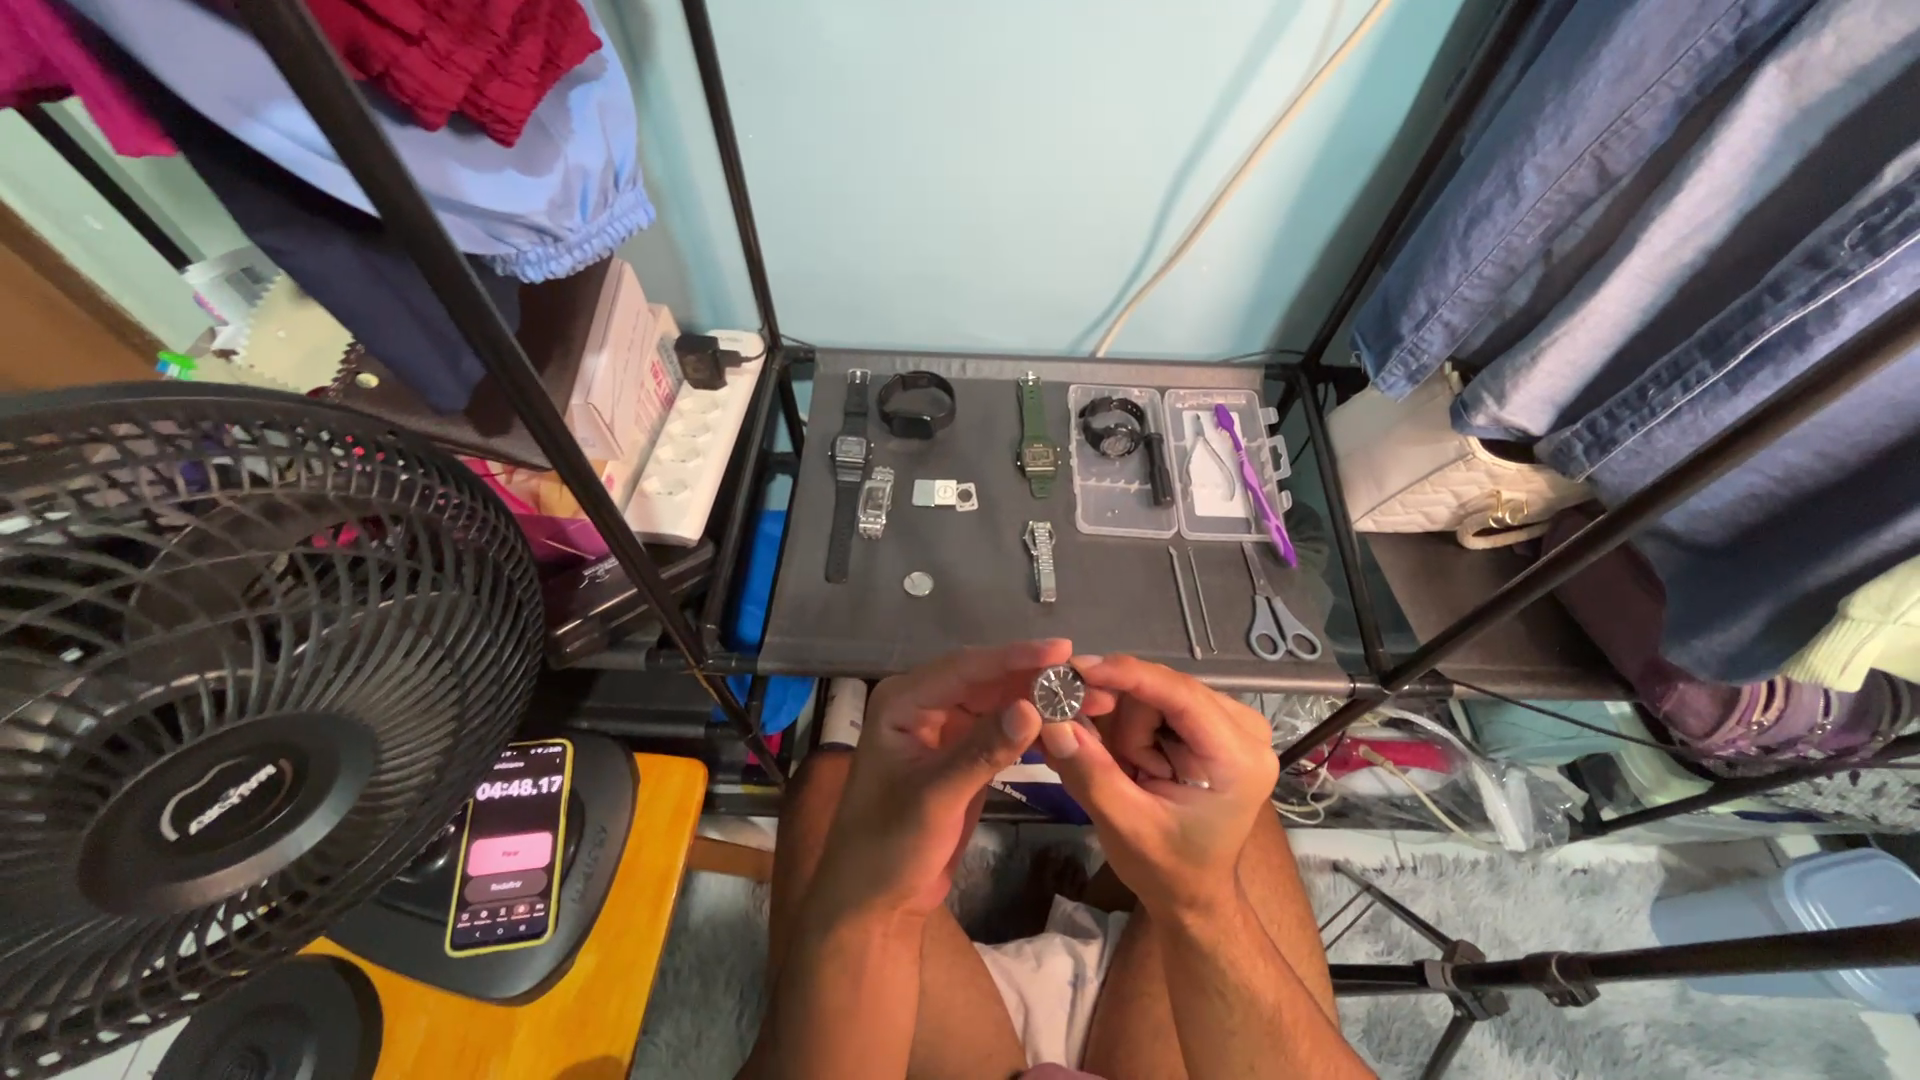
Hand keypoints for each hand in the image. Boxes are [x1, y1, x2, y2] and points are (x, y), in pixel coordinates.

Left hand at [811, 639, 1113, 919]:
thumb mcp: (936, 798)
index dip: (1015, 658)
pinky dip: (1031, 730)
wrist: (873, 898)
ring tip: (1090, 700)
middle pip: (988, 681)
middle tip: (1088, 679)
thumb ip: (982, 752)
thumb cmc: (888, 845)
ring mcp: (945, 729)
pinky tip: (1065, 728)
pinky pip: (1002, 730)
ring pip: (1000, 703)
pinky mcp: (963, 754)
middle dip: (1036, 679)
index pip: (966, 668)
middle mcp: (924, 705)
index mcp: (904, 701)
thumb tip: (1031, 708)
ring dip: (1040, 702)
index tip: (1063, 650)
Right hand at [1037, 655, 1277, 917]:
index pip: (1181, 694)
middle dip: (1126, 721)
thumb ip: (1091, 772)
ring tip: (1133, 773)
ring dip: (1130, 728)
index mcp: (1238, 759)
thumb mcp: (1124, 825)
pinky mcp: (1216, 725)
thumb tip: (1052, 723)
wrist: (1193, 893)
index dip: (1128, 675)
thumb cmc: (1167, 867)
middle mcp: (1246, 731)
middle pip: (1165, 689)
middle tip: (1115, 763)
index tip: (1078, 668)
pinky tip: (1137, 761)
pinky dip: (1137, 727)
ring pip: (1157, 693)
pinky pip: (1161, 702)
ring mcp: (1234, 724)